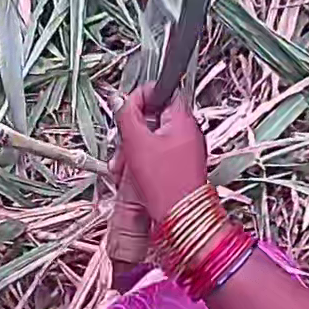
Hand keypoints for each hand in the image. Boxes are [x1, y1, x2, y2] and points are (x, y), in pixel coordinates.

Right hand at [115, 91, 209, 220]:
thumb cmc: (165, 183)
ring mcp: (184, 150)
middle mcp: (187, 132)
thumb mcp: (137, 144)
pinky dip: (141, 162)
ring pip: (151, 139)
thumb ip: (127, 116)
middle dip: (132, 132)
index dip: (139, 98)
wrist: (179, 217)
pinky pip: (155, 156)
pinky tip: (133, 175)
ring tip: (125, 165)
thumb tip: (121, 100)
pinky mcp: (178, 167)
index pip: (160, 92)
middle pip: (152, 118)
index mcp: (181, 120)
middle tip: (124, 145)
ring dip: (133, 149)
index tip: (125, 110)